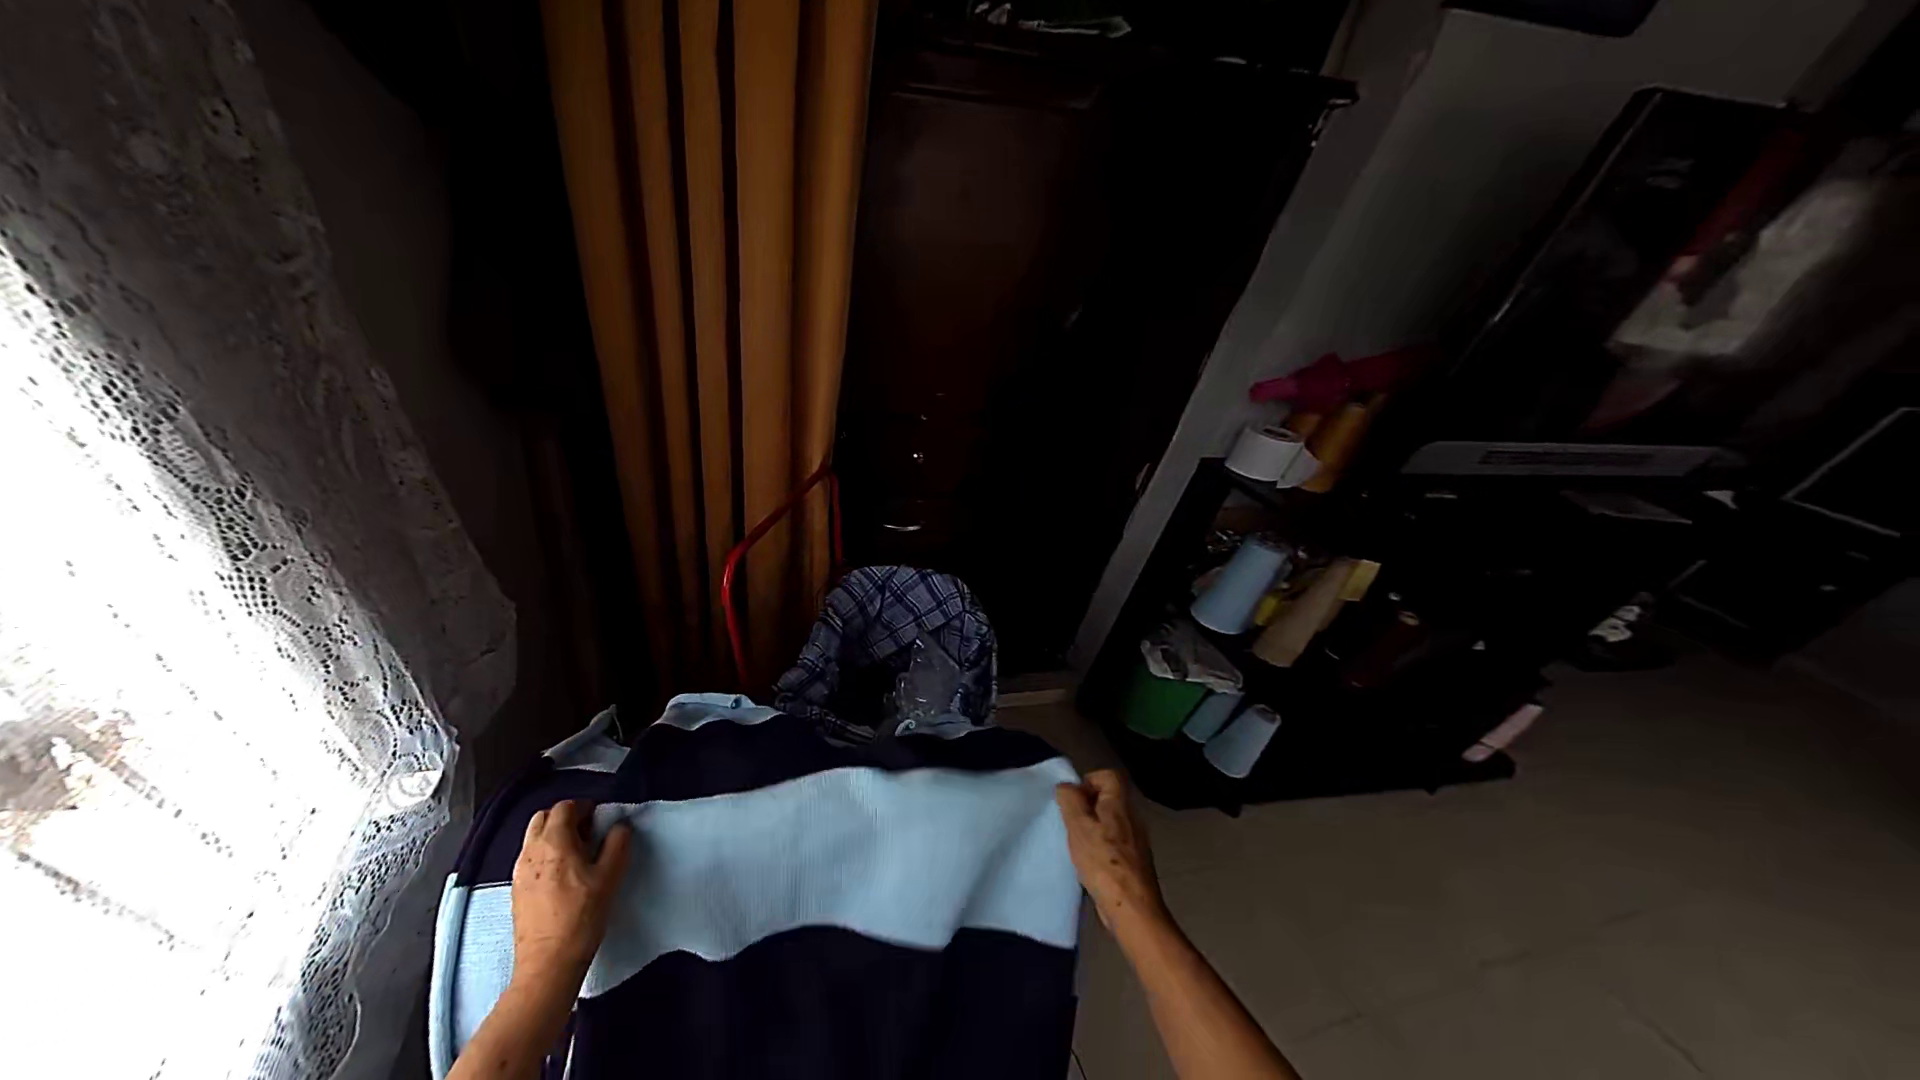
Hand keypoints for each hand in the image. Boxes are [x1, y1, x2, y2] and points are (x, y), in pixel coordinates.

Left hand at [510, 799, 632, 994]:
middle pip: (543, 818)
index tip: (599, 818)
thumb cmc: (581, 916)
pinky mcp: (516, 890)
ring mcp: (519, 872)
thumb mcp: (611, 875)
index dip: (584, 807)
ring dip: (554, 835)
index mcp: (554, 842)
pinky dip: (545, 855)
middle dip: (565, 817)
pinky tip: (564, 875)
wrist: (549, 962)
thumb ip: (618, 842)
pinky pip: (530, 858)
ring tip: (578, 854)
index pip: (564, 807)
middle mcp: (531, 852)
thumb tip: (619, 827)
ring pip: (533, 838)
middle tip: (587, 831)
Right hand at [1055, 770, 1167, 930]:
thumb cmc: (1103, 862)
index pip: (1109, 775)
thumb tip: (1067, 786)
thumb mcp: (1079, 826)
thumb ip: (1071, 801)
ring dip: (1091, 829)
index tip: (1073, 801)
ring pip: (1110, 822)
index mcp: (1120, 805)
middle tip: (1070, 823)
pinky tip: (1088, 864)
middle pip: (1108, 798)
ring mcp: (1135, 842)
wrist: (1132, 909)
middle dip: (1086, 806)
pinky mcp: (1133, 862)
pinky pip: (1113, 843)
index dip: (1088, 781)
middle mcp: (1132, 818)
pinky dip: (1100, 847)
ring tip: (1076, 845)